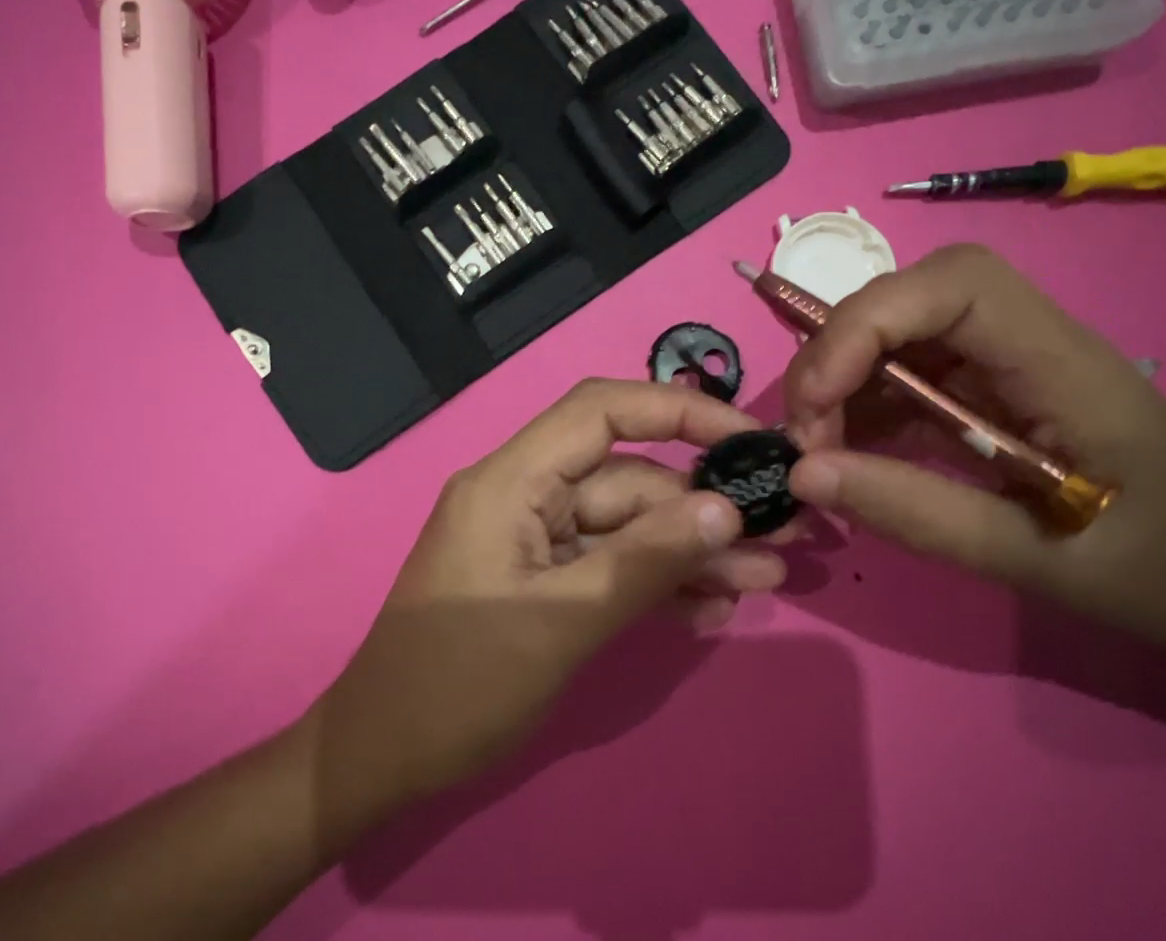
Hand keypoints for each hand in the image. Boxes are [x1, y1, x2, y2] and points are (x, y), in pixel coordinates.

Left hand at [310, 379, 786, 803]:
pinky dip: (654, 585)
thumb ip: (645, 560)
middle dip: (701, 509)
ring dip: (689, 554)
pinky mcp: (539, 584)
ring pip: (625, 530)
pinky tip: (708, 615)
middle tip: (781, 541)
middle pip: (626, 480)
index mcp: (511, 482)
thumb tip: (726, 508)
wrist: (384, 755)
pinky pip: (607, 569)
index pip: (602, 410)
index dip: (679, 411)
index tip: (747, 438)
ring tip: (763, 584)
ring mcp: (531, 543)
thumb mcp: (563, 620)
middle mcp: (522, 496)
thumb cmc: (461, 683)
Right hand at [783, 244, 1165, 658]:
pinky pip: (912, 381)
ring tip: (816, 452)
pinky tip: (848, 459)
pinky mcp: (996, 399)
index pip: (954, 285)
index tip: (816, 403)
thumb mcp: (1039, 558)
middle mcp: (1032, 346)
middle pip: (914, 297)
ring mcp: (1011, 370)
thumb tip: (802, 473)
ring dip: (844, 383)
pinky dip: (865, 411)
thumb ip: (919, 513)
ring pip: (903, 337)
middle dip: (841, 350)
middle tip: (804, 432)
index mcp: (1063, 365)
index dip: (865, 322)